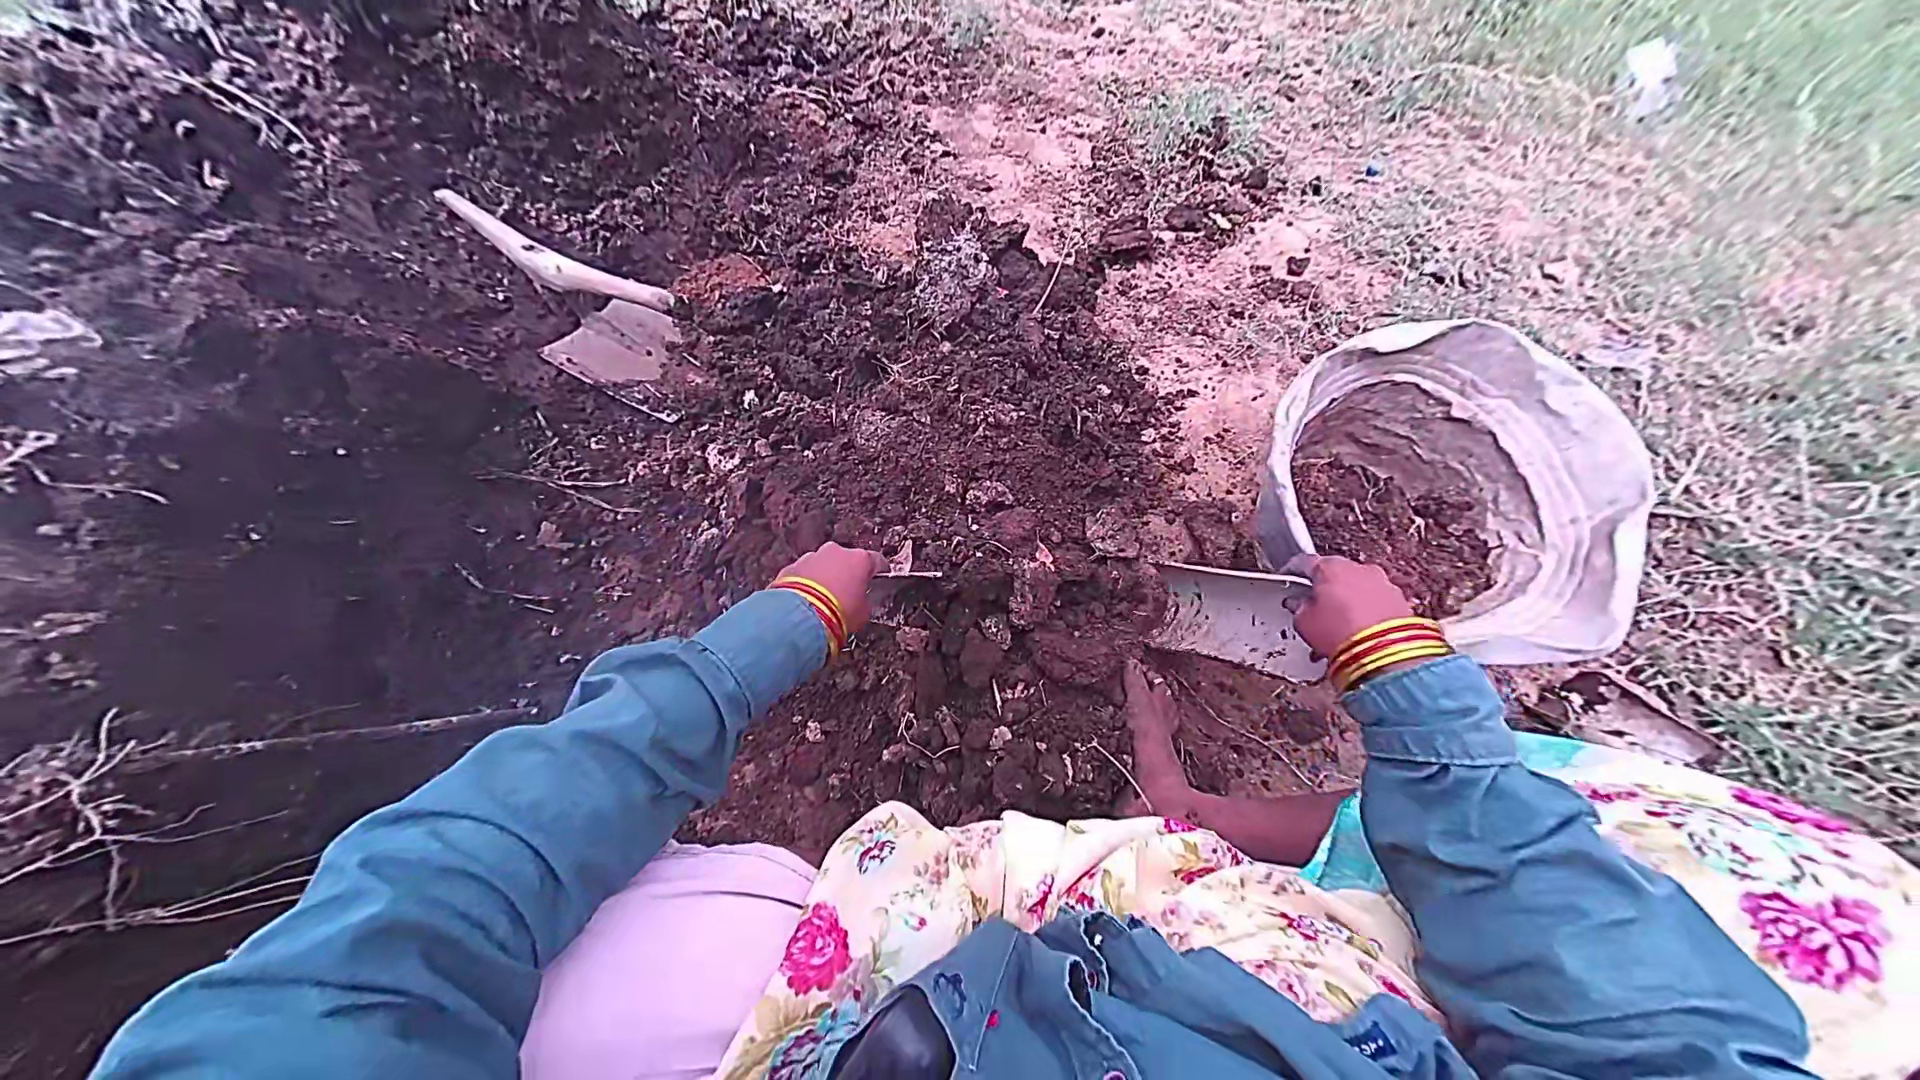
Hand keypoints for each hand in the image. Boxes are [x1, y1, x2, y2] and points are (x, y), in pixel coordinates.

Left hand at [775, 543, 889, 632]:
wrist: (800, 617)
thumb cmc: (837, 613)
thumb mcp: (862, 614)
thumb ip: (863, 603)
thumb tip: (860, 604)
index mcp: (859, 559)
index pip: (875, 560)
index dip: (877, 571)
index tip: (876, 578)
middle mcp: (835, 552)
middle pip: (845, 560)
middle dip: (845, 575)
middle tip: (845, 595)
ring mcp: (811, 558)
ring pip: (821, 565)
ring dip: (823, 579)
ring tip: (823, 601)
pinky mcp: (790, 567)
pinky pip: (802, 574)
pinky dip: (804, 585)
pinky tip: (806, 602)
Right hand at [1283, 554, 1414, 657]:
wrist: (1385, 651)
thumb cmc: (1343, 632)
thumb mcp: (1303, 621)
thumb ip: (1298, 607)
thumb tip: (1299, 605)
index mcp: (1331, 566)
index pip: (1304, 561)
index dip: (1291, 571)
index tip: (1288, 578)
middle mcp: (1359, 569)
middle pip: (1334, 574)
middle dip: (1323, 590)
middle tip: (1312, 608)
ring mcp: (1383, 584)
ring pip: (1357, 589)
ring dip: (1346, 603)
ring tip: (1336, 627)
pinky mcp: (1400, 602)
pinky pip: (1375, 602)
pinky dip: (1365, 613)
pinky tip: (1356, 632)